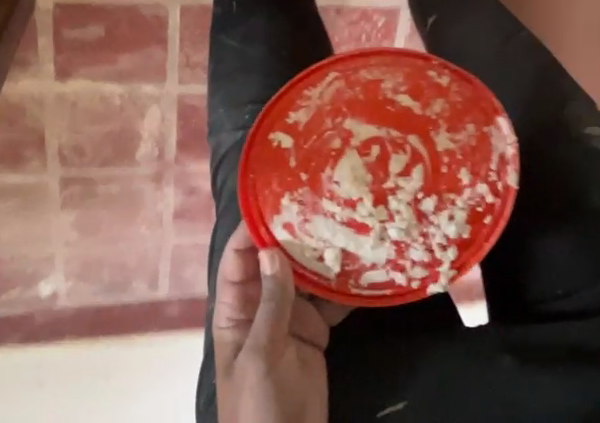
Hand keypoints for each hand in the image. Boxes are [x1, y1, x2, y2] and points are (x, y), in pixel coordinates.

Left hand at [213, 221, 349, 422]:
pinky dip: (345, 285)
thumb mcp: (260, 355)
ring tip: (348, 222)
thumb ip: (270, 303)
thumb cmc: (256, 407)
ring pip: (306, 277)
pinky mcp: (316, 332)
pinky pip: (330, 301)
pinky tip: (364, 264)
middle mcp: (262, 306)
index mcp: (235, 310)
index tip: (275, 198)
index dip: (253, 229)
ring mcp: (290, 319)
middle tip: (322, 201)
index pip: (239, 259)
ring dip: (324, 255)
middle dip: (296, 234)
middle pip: (276, 261)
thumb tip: (272, 251)